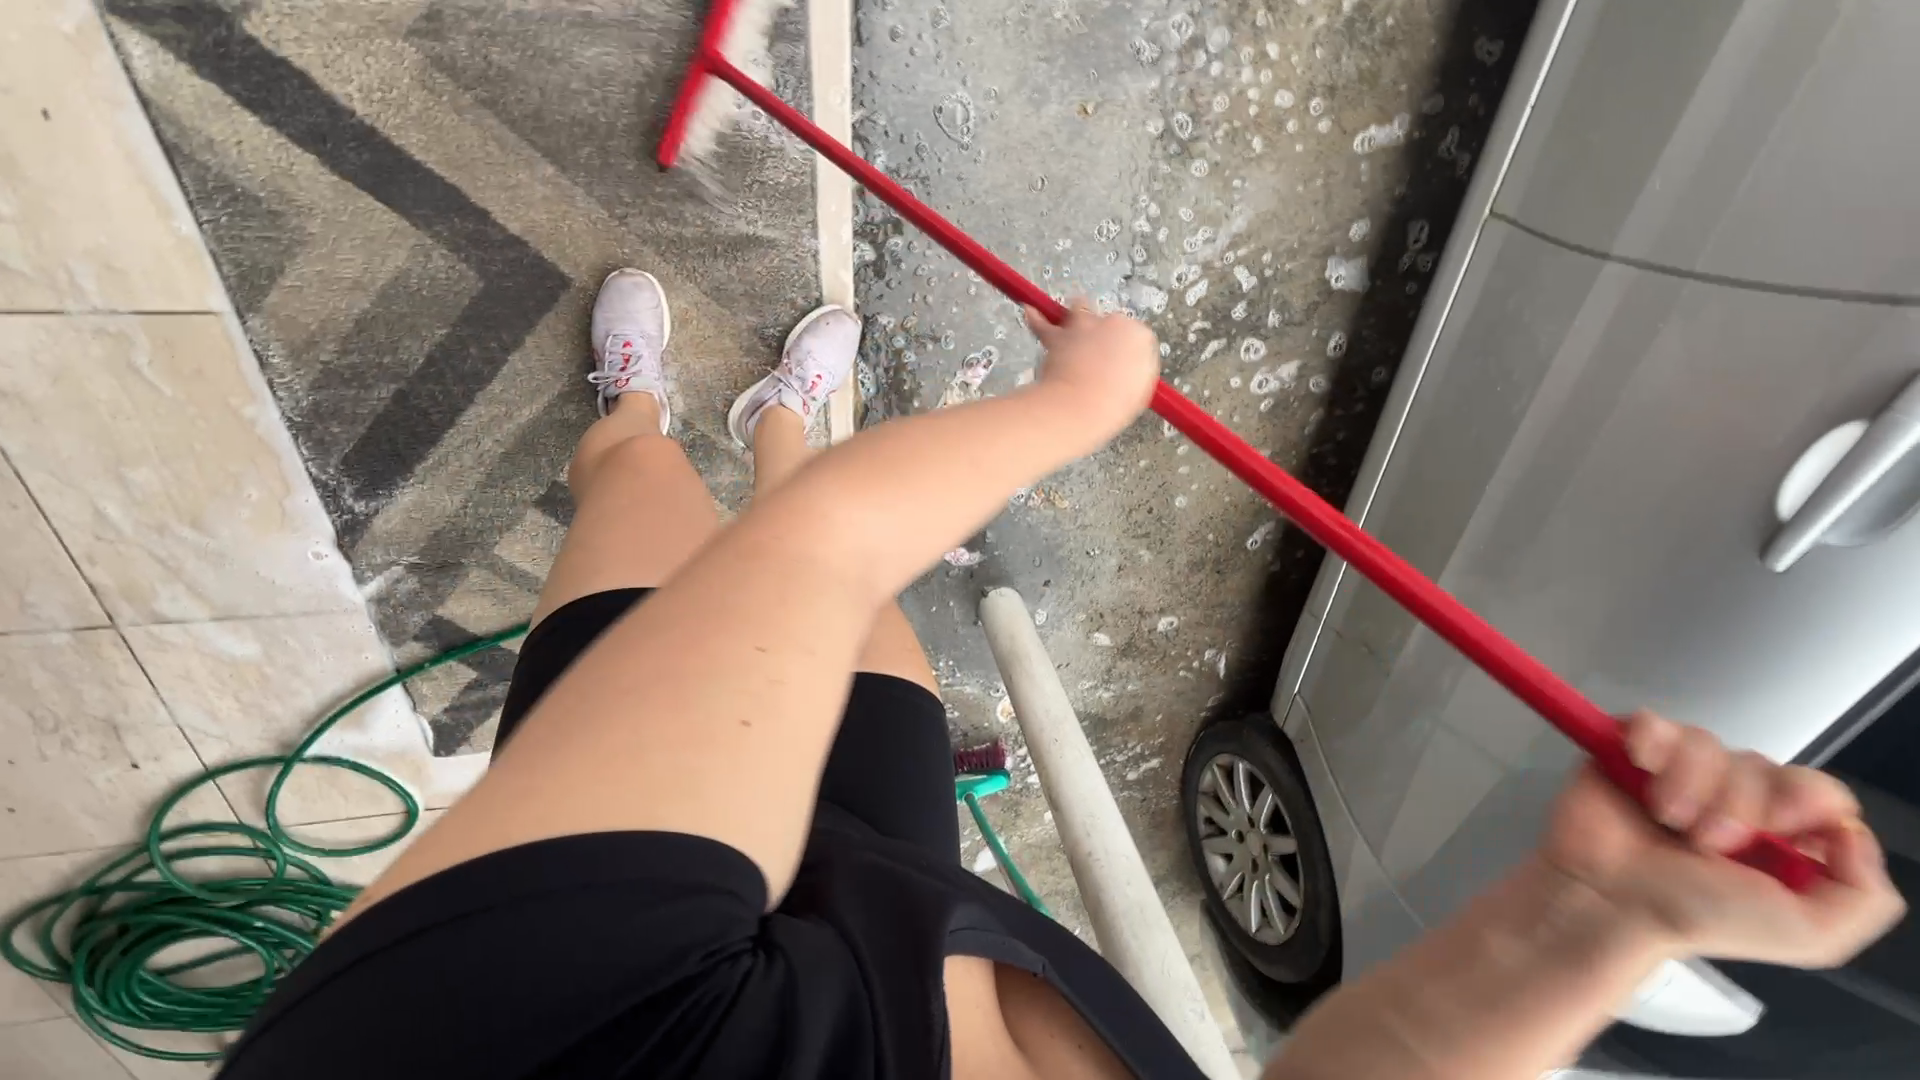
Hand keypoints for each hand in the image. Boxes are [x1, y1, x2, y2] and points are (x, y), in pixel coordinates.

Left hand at [1023, 303, 1158, 440]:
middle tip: (1096, 357)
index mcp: (1141, 337)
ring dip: (1076, 316)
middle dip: (1103, 334)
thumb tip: (1125, 376)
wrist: (1083, 406)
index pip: (1136, 336)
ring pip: (1080, 309)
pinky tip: (1030, 310)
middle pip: (1109, 321)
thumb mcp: (1138, 393)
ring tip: (1069, 325)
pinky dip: (1036, 316)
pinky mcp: (1058, 335)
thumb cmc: (1115, 405)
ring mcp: (1084, 326)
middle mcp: (1114, 323)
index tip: (1118, 364)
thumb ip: (1134, 375)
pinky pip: (1044, 322)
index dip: (1124, 350)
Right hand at [1539, 711, 1903, 967]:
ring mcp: (1673, 770)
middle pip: (1760, 764)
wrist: (1611, 898)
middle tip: (1703, 841)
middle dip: (1734, 803)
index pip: (1817, 789)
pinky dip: (1649, 739)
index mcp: (1778, 832)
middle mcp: (1730, 795)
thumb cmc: (1700, 914)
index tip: (1774, 829)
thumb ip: (1865, 895)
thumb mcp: (1810, 933)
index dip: (1801, 800)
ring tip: (1663, 818)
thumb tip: (1846, 830)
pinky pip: (1649, 721)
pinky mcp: (1623, 751)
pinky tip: (1640, 765)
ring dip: (1688, 783)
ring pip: (1705, 743)